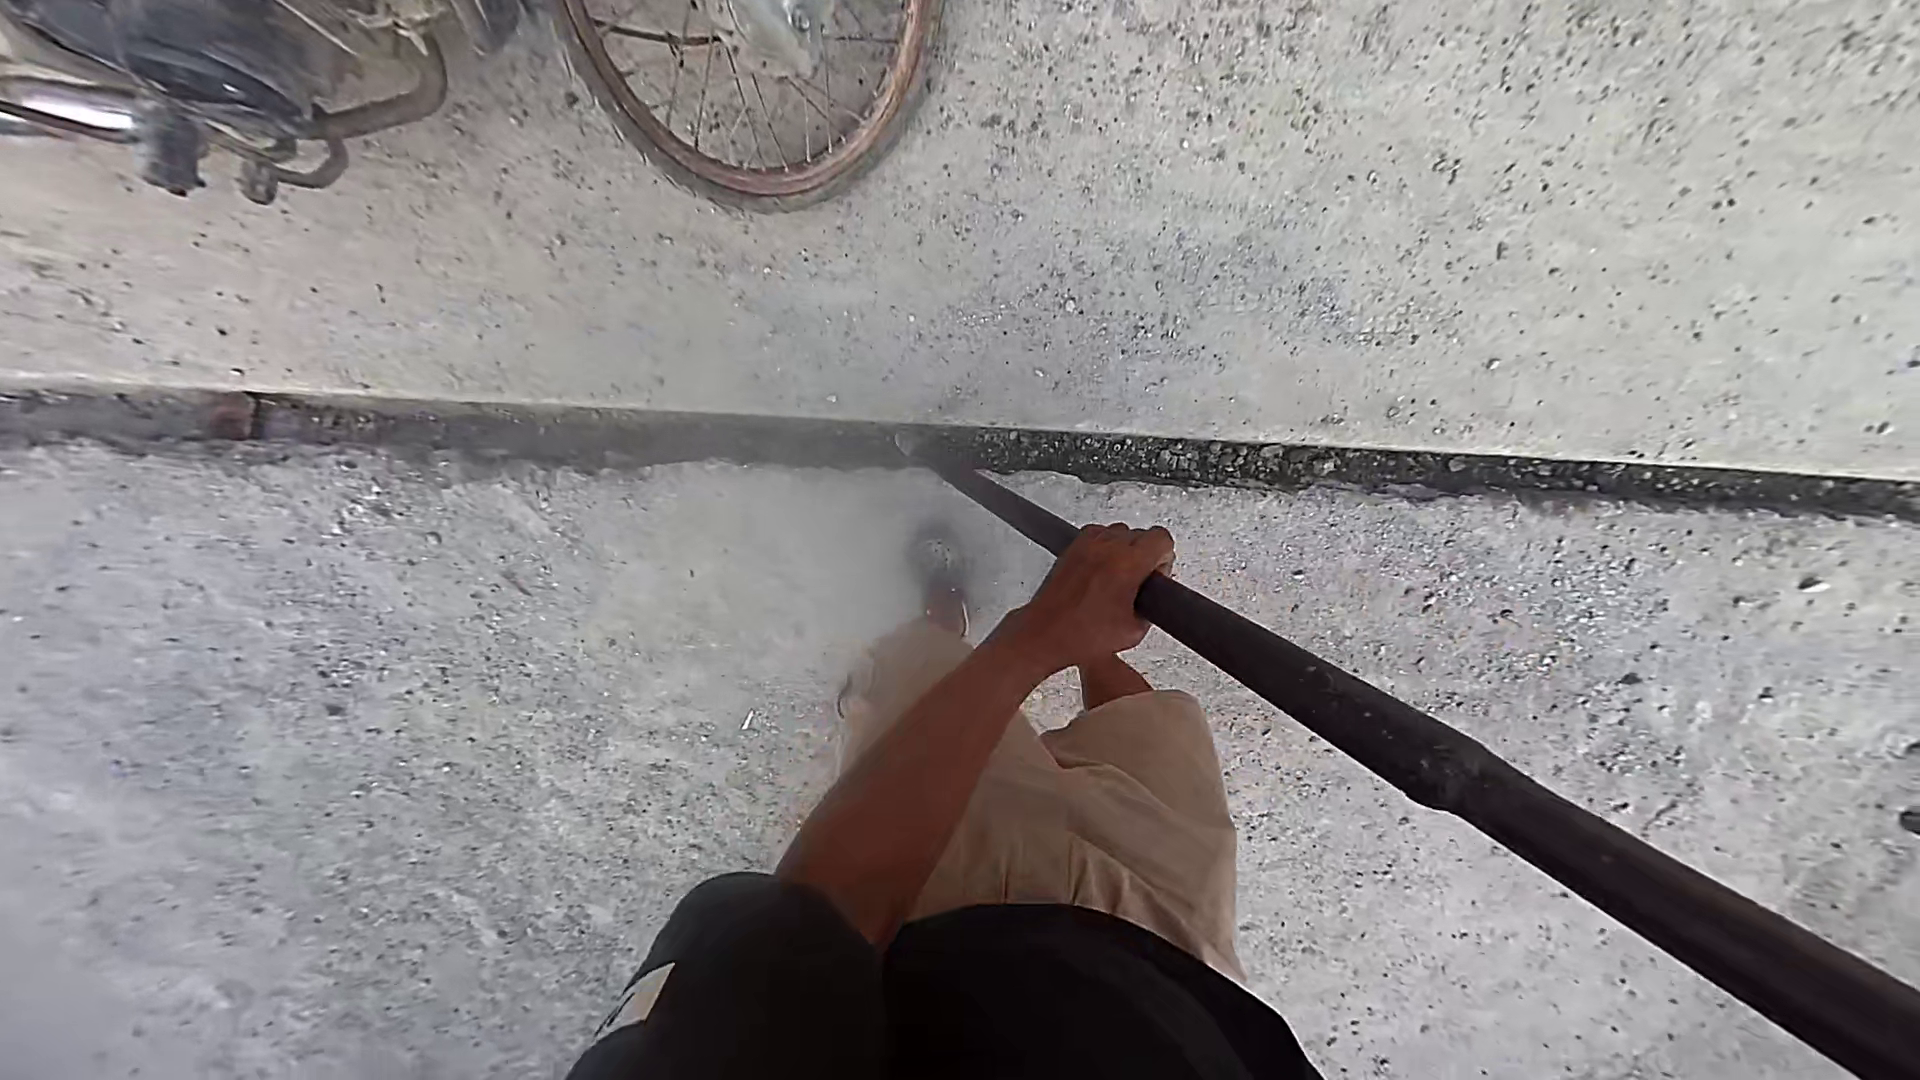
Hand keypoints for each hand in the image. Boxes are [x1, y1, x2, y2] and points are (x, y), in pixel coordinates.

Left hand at [992, 523, 1173, 675]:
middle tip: (1139, 579)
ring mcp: (1086, 544)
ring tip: (1118, 575)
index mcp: (1127, 564)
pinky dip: (1103, 546)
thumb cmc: (1081, 634)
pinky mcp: (1072, 547)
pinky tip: (1101, 569)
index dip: (1164, 557)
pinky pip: (1097, 534)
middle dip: (1146, 554)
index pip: (1161, 539)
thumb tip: (1152, 598)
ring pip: (1119, 531)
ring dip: (1124, 549)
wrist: (1046, 632)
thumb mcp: (1133, 630)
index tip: (1157, 573)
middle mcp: (1106, 547)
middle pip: (1142, 534)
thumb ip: (1150, 608)